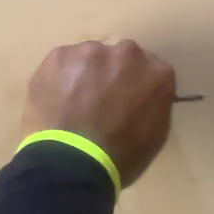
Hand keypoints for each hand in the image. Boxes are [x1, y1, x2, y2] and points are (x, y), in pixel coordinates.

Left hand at [21, 40, 176, 187]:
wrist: (73, 162)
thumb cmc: (121, 157)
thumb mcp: (155, 135)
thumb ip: (153, 104)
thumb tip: (141, 97)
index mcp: (158, 73)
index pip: (150, 71)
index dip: (135, 87)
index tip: (125, 102)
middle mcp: (127, 53)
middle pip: (121, 58)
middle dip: (112, 75)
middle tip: (99, 102)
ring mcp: (91, 52)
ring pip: (90, 58)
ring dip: (85, 74)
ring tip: (73, 103)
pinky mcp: (59, 56)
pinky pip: (63, 63)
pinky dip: (60, 77)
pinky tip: (56, 100)